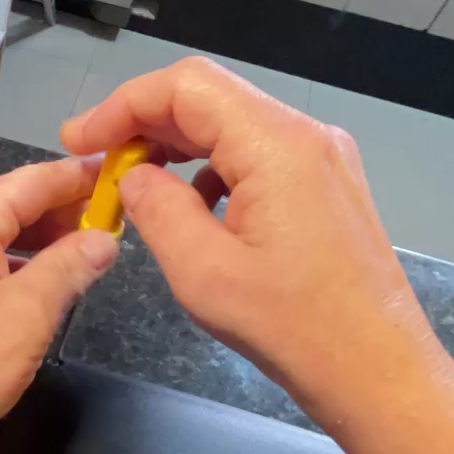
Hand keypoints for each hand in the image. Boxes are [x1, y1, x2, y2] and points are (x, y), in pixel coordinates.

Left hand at [0, 156, 119, 451]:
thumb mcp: (30, 311)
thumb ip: (71, 265)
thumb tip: (103, 239)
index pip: (31, 181)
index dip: (78, 176)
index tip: (118, 172)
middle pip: (11, 203)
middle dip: (62, 208)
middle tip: (111, 220)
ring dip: (40, 238)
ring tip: (83, 251)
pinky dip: (16, 262)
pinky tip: (40, 281)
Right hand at [61, 57, 453, 423]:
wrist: (374, 367)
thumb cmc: (288, 324)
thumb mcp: (202, 270)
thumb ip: (157, 209)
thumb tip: (132, 176)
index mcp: (276, 146)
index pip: (186, 87)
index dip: (123, 105)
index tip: (79, 141)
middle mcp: (303, 135)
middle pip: (207, 98)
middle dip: (141, 123)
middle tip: (93, 161)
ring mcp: (319, 157)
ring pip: (228, 124)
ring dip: (171, 146)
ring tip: (130, 183)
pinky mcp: (321, 184)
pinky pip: (251, 155)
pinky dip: (205, 168)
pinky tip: (185, 208)